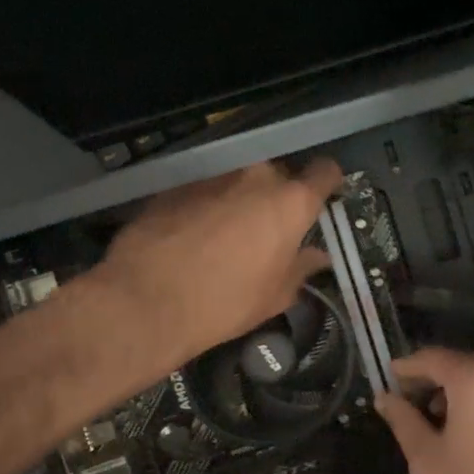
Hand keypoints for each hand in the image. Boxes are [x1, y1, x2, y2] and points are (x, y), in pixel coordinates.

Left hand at [77, 159, 345, 374]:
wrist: (146, 299)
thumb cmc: (225, 302)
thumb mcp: (275, 295)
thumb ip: (301, 268)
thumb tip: (317, 257)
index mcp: (291, 201)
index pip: (325, 172)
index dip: (327, 184)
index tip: (322, 199)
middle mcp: (256, 176)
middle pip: (279, 175)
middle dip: (277, 197)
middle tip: (268, 229)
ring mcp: (214, 175)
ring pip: (240, 181)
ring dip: (240, 199)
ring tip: (228, 233)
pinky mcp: (178, 183)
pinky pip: (206, 188)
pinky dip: (208, 204)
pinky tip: (195, 234)